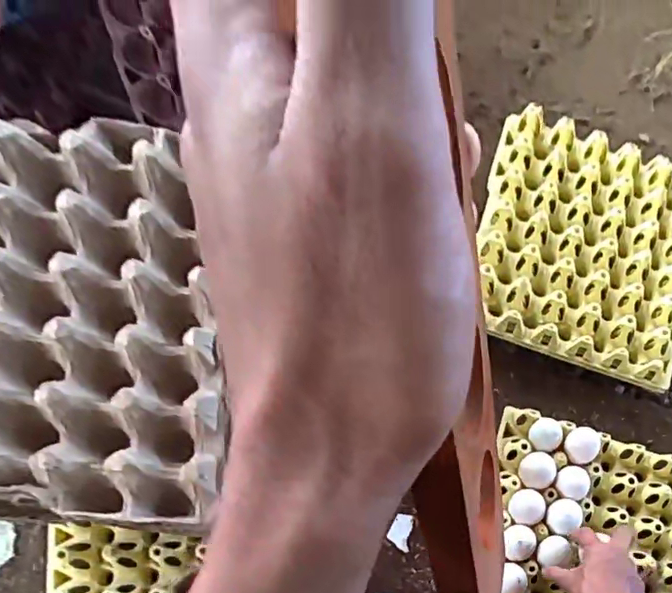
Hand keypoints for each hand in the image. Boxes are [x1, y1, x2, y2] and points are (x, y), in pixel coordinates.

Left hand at [174, 0, 477, 592]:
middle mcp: (231, 114)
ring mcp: (267, 189)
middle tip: (435, 123)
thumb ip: (369, 4)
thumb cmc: (359, 317)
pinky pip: (358, 174)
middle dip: (401, 58)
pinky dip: (404, 183)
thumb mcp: (375, 124)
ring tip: (442, 186)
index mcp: (229, 59)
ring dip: (412, 122)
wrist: (330, 467)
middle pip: (321, 22)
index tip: (409, 54)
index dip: (369, 16)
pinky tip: (431, 230)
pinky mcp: (302, 250)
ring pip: (349, 98)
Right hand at [545, 528, 651, 592]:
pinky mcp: (637, 581)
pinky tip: (615, 589)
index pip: (586, 533)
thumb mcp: (570, 584)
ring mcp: (630, 566)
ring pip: (626, 555)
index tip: (573, 537)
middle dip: (616, 534)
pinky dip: (622, 578)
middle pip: (623, 533)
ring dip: (616, 560)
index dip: (578, 533)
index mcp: (598, 550)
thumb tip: (545, 569)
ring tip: (606, 572)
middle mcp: (617, 552)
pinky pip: (629, 575)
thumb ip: (557, 574)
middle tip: (605, 544)